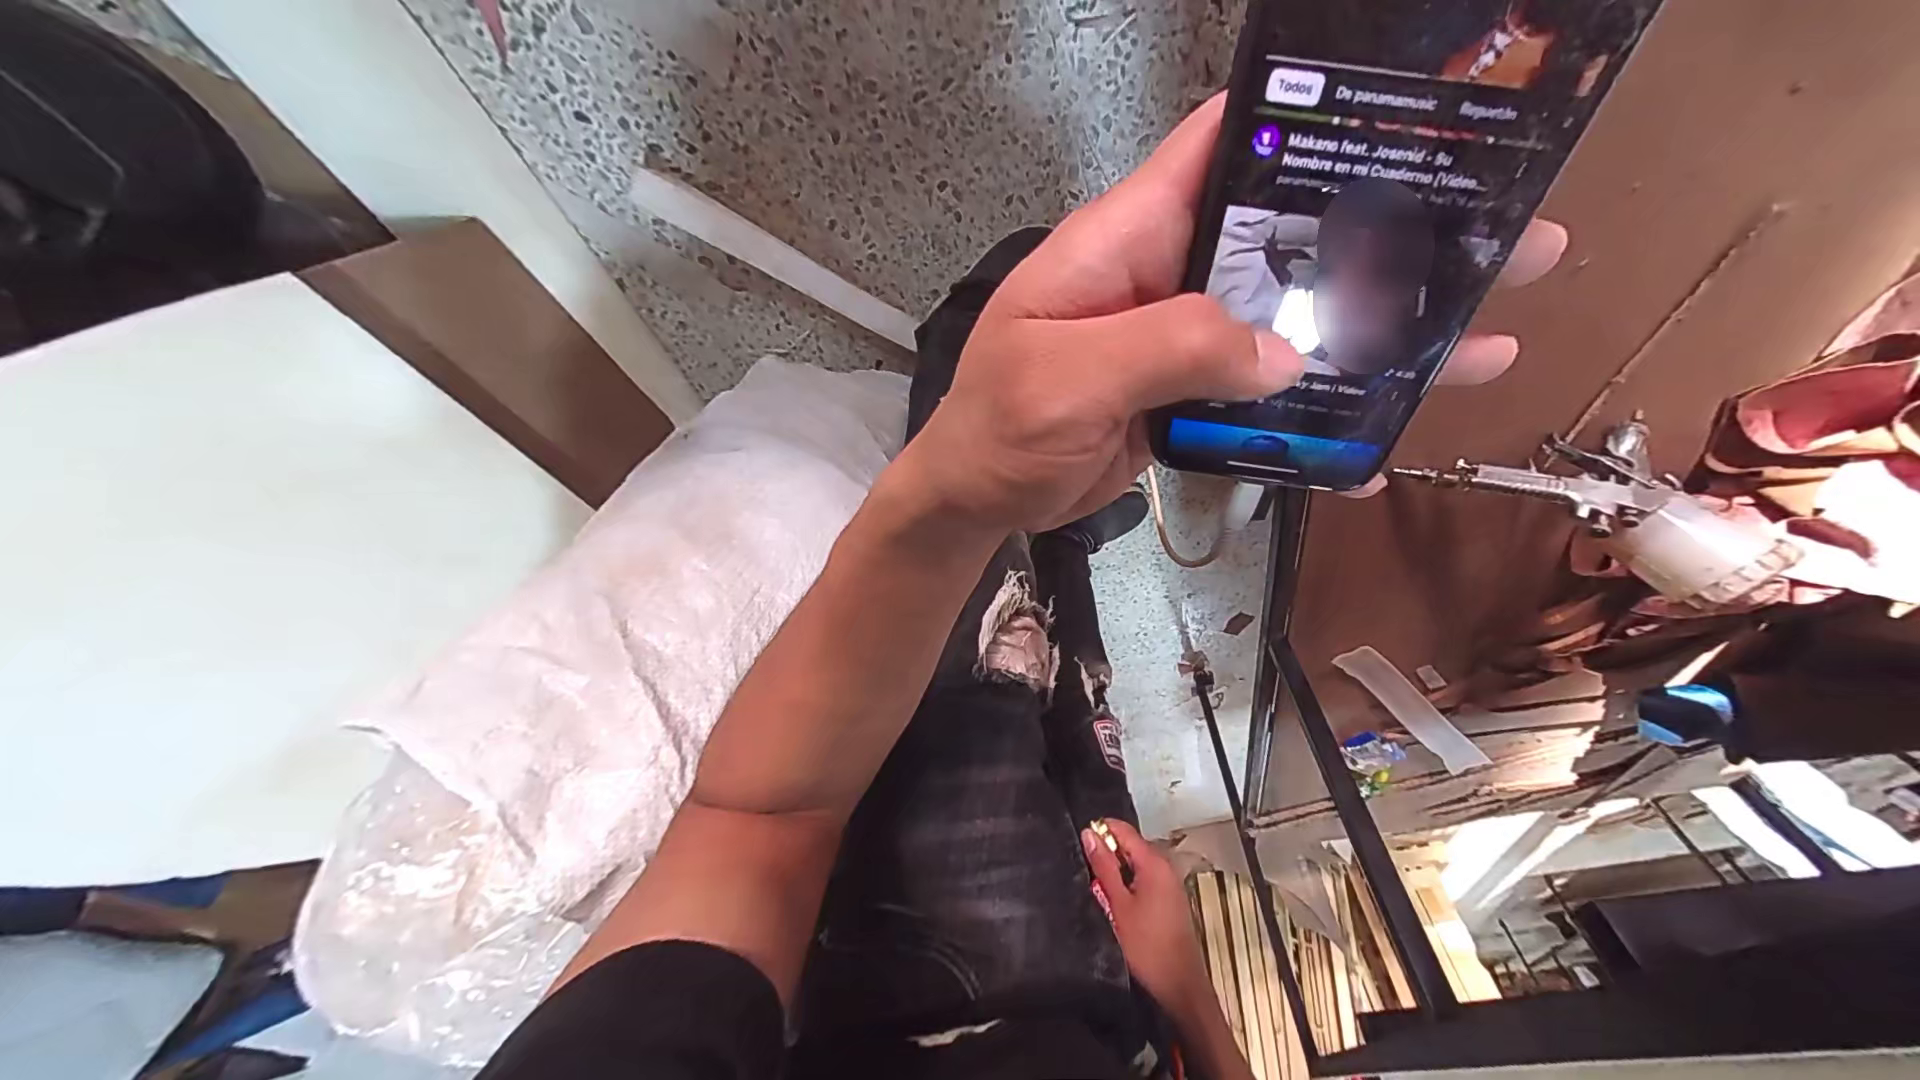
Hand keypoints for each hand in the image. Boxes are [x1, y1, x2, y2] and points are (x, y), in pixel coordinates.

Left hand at [896, 93, 1568, 526]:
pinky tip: (1374, 442)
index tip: (1411, 117)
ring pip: (1285, 326)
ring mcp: (1177, 344)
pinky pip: (1257, 398)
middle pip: (1283, 240)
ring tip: (1482, 338)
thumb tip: (1282, 356)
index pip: (1218, 148)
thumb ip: (1170, 348)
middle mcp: (1162, 281)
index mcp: (1124, 244)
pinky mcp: (1182, 400)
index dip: (1306, 121)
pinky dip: (1310, 418)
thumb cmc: (997, 430)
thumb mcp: (1067, 378)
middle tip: (1509, 238)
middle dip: (1386, 239)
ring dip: (1372, 335)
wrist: (978, 499)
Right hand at [1082, 818, 1213, 1012]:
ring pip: (1136, 864)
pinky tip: (1119, 906)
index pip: (1123, 829)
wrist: (1180, 987)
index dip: (1100, 831)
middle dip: (1108, 855)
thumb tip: (1089, 833)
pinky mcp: (1171, 899)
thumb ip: (1103, 866)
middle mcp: (1165, 866)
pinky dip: (1129, 885)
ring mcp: (1170, 883)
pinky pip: (1145, 879)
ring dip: (1117, 873)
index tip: (1081, 845)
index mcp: (1154, 862)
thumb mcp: (1118, 904)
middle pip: (1130, 845)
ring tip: (1102, 893)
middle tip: (1090, 876)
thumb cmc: (1147, 946)